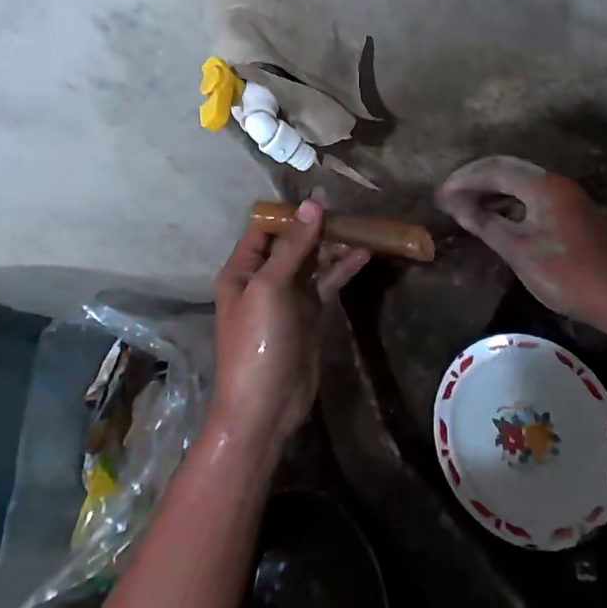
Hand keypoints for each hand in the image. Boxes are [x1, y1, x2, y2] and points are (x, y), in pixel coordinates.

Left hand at [209, 199, 370, 444]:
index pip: (264, 230)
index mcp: (241, 270)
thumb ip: (292, 247)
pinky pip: (326, 285)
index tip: (322, 200)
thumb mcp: (269, 288)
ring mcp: (288, 298)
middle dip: (318, 229)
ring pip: (312, 263)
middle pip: (292, 244)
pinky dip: (343, 269)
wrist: (265, 407)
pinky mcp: (310, 316)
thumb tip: (312, 206)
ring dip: (333, 247)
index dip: (290, 215)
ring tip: (363, 229)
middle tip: (351, 213)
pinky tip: (364, 255)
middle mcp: (263, 279)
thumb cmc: (257, 342)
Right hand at [436, 156, 606, 333]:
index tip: (439, 195)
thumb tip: (456, 206)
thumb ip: (486, 224)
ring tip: (462, 205)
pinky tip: (491, 216)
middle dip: (474, 179)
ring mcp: (565, 197)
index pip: (495, 170)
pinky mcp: (569, 213)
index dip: (464, 180)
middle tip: (447, 195)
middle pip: (507, 169)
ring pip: (519, 181)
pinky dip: (506, 201)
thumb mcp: (519, 251)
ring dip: (490, 190)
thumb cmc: (568, 276)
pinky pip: (530, 195)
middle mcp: (555, 183)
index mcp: (544, 187)